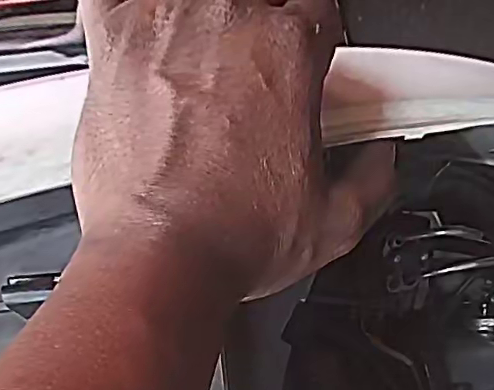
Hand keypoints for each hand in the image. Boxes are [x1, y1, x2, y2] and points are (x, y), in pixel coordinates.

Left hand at [74, 0, 395, 299]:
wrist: (161, 259)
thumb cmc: (231, 240)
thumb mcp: (333, 227)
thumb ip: (372, 180)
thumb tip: (380, 160)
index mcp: (287, 53)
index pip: (318, 15)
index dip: (316, 52)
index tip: (308, 80)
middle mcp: (226, 19)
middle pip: (257, 8)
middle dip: (260, 50)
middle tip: (256, 103)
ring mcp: (164, 21)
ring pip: (196, 4)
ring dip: (204, 38)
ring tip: (204, 97)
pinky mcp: (113, 38)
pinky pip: (120, 0)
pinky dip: (137, 23)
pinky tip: (151, 62)